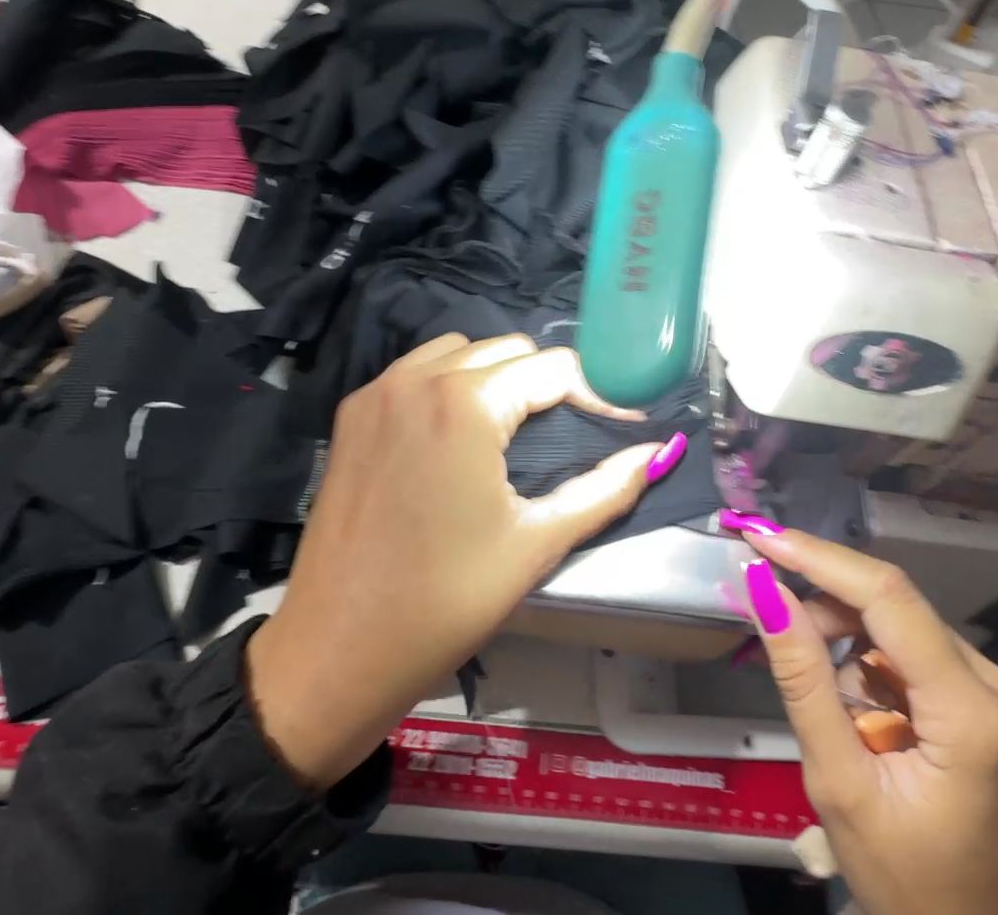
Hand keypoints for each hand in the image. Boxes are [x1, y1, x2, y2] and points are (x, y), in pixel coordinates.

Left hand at [245, 333, 681, 789]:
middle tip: (568, 436)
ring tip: (513, 432)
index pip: (553, 367)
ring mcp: (376, 393)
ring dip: (494, 377)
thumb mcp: (536, 543)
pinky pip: (413, 374)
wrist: (340, 647)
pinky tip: (457, 438)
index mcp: (465, 403)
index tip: (617, 428)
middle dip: (546, 383)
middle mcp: (416, 379)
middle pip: (506, 350)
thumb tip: (657, 452)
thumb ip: (605, 489)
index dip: (596, 394)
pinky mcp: (350, 417)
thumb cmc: (446, 600)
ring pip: (456, 353)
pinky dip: (446, 386)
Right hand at [738, 527, 997, 914]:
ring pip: (912, 632)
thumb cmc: (905, 881)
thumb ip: (802, 680)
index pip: (890, 599)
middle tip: (777, 629)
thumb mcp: (839, 782)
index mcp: (975, 714)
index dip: (819, 557)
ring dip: (853, 641)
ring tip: (827, 701)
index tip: (761, 536)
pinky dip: (882, 667)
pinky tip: (863, 712)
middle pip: (901, 611)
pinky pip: (930, 660)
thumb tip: (764, 591)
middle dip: (830, 608)